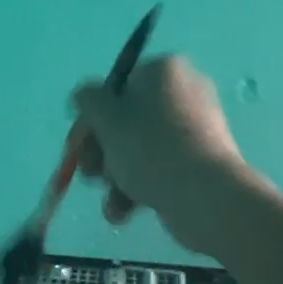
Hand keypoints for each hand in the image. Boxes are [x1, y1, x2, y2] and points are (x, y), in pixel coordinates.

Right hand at [71, 55, 258, 254]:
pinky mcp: (201, 162)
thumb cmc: (151, 150)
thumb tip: (84, 94)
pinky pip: (160, 168)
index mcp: (164, 71)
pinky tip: (124, 212)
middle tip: (90, 175)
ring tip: (111, 201)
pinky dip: (139, 188)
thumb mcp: (107, 120)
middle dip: (102, 152)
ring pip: (140, 150)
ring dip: (116, 177)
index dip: (91, 118)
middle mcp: (184, 92)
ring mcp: (196, 130)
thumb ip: (88, 101)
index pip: (116, 88)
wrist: (206, 196)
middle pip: (126, 121)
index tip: (77, 146)